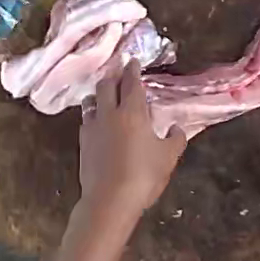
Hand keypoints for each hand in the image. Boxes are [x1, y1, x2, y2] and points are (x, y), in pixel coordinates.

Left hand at [76, 62, 185, 230]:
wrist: (110, 199)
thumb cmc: (145, 174)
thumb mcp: (169, 156)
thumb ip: (176, 138)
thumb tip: (176, 128)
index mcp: (133, 112)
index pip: (131, 83)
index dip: (133, 70)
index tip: (133, 61)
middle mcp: (109, 114)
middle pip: (106, 86)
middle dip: (113, 76)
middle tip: (119, 73)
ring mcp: (92, 128)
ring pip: (92, 101)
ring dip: (100, 94)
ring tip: (107, 96)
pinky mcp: (83, 143)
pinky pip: (87, 120)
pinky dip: (94, 114)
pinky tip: (100, 122)